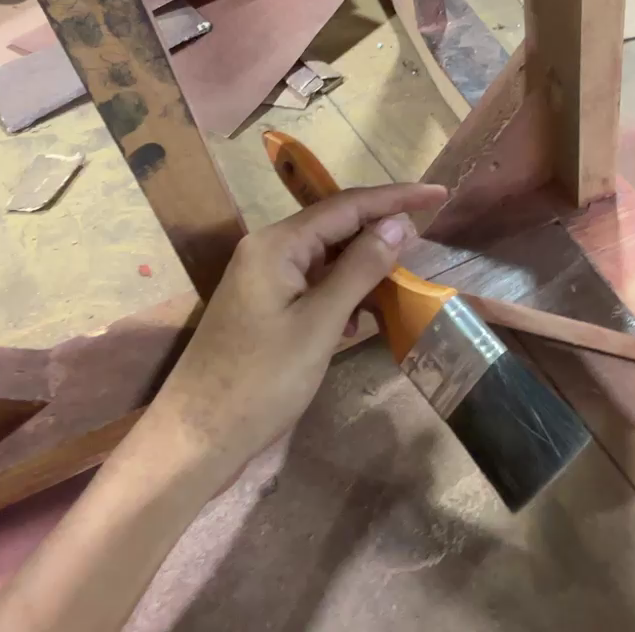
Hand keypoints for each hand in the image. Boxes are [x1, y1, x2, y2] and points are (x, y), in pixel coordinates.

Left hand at [149, 183, 446, 478]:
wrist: (196, 440)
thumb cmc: (260, 382)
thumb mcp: (319, 324)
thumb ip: (360, 269)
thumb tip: (398, 223)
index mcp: (277, 244)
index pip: (347, 205)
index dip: (396, 197)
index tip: (438, 194)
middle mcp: (268, 250)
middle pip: (336, 224)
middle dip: (382, 227)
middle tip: (428, 235)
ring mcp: (264, 279)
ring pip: (327, 255)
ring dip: (365, 263)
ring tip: (405, 273)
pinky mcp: (265, 306)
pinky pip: (314, 282)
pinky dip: (344, 290)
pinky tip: (364, 312)